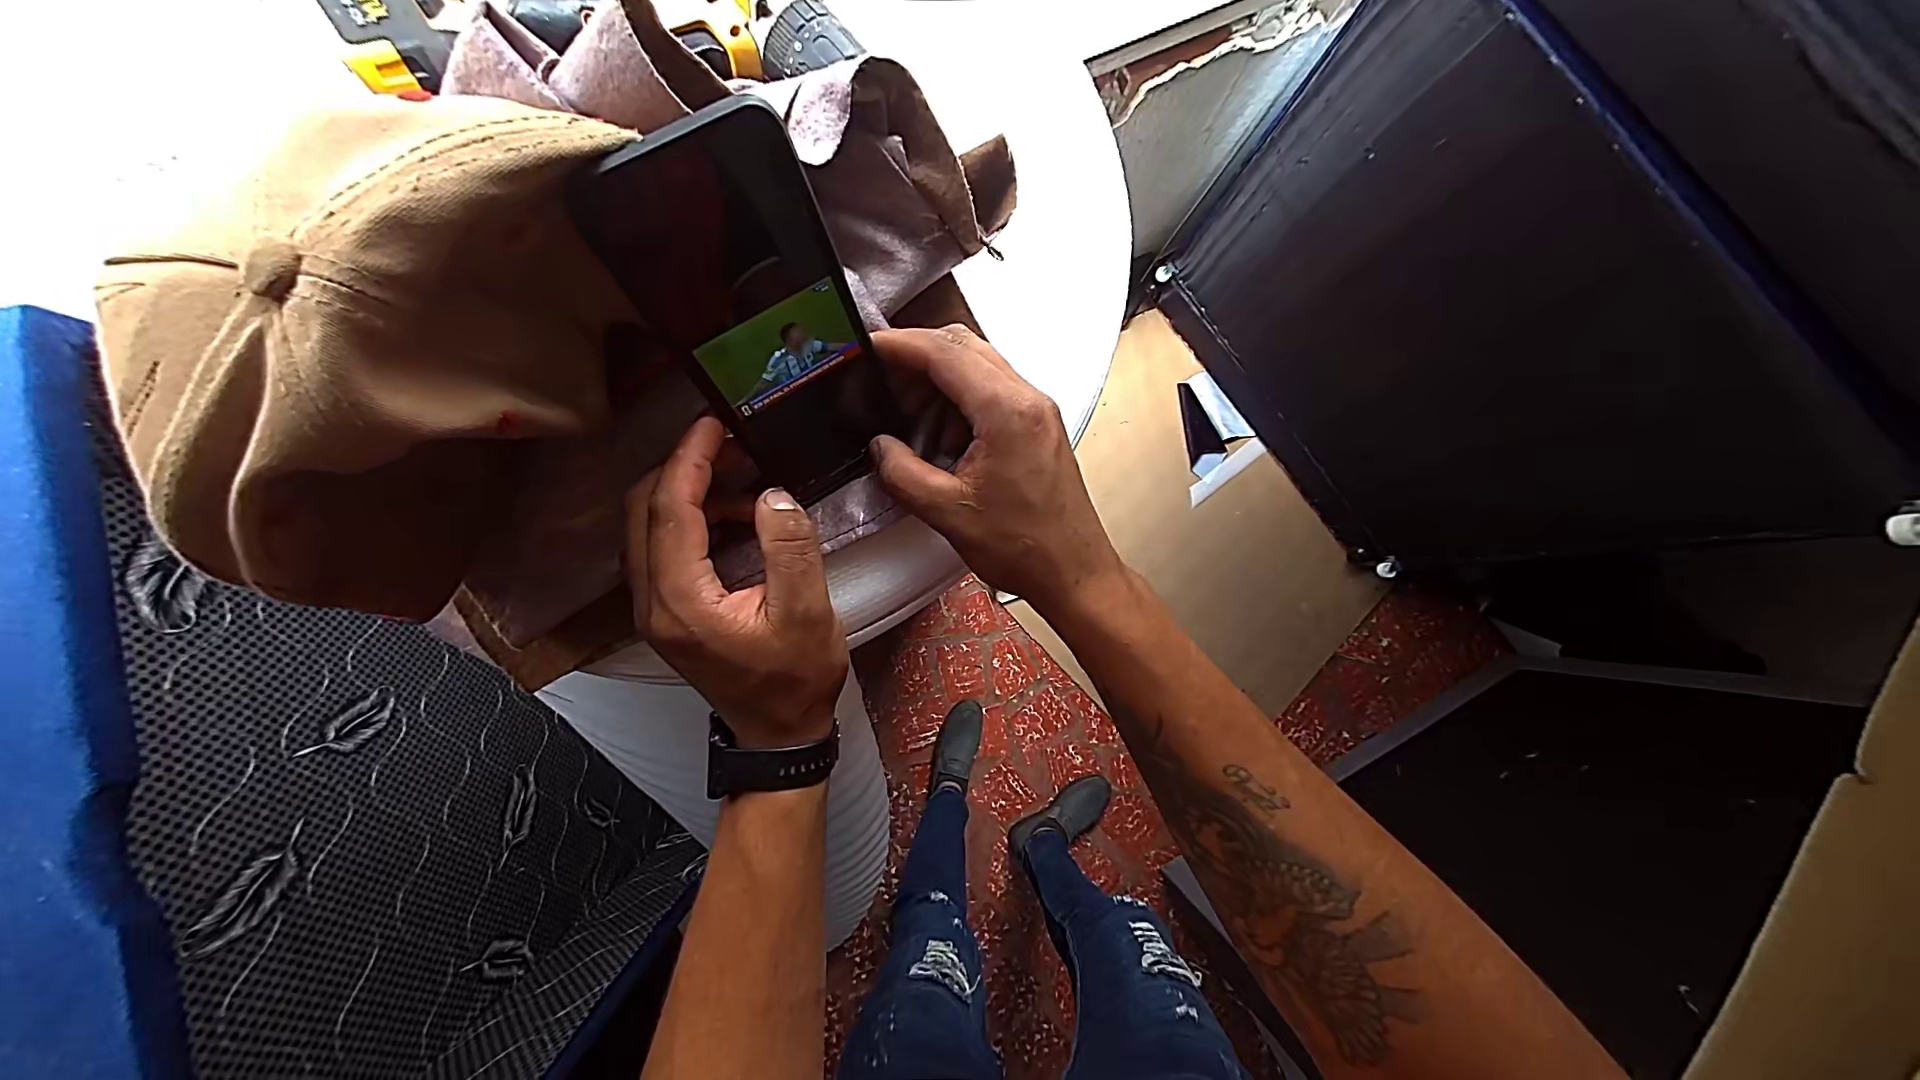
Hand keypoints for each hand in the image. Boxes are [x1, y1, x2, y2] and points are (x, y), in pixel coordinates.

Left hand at [629, 417, 846, 748]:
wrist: (778, 732)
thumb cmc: (796, 680)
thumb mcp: (806, 613)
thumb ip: (790, 549)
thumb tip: (773, 494)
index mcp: (681, 602)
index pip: (670, 511)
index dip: (689, 460)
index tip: (713, 423)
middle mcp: (653, 602)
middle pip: (644, 511)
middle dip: (684, 468)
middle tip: (730, 444)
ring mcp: (656, 608)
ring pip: (651, 527)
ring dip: (691, 493)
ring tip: (745, 479)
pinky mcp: (669, 610)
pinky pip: (666, 547)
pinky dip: (696, 519)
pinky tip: (740, 516)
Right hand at [868, 326, 1125, 616]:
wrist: (1073, 571)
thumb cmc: (1028, 547)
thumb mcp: (948, 512)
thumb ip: (901, 472)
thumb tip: (880, 447)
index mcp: (1008, 412)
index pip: (945, 353)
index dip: (900, 345)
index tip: (870, 347)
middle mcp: (1029, 401)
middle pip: (964, 348)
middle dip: (917, 360)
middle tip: (884, 385)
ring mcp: (1038, 412)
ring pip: (979, 367)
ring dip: (939, 383)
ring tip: (910, 418)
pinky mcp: (1038, 427)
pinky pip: (993, 393)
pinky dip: (960, 403)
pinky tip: (943, 438)